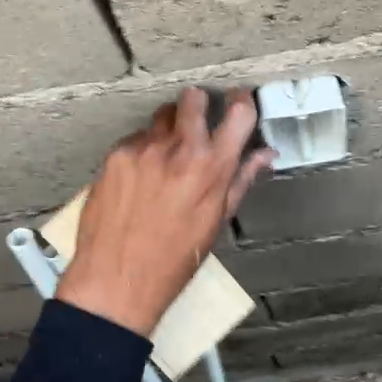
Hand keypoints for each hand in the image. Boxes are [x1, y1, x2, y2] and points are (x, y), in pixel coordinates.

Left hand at [55, 87, 274, 336]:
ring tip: (164, 158)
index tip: (239, 100)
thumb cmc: (174, 261)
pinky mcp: (116, 155)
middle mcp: (179, 150)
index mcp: (211, 168)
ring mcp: (144, 149)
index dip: (241, 101)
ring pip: (161, 117)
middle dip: (197, 104)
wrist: (115, 283)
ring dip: (168, 129)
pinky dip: (141, 151)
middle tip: (196, 122)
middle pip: (193, 98)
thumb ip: (241, 180)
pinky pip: (135, 138)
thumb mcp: (216, 222)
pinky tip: (138, 179)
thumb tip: (266, 154)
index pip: (239, 114)